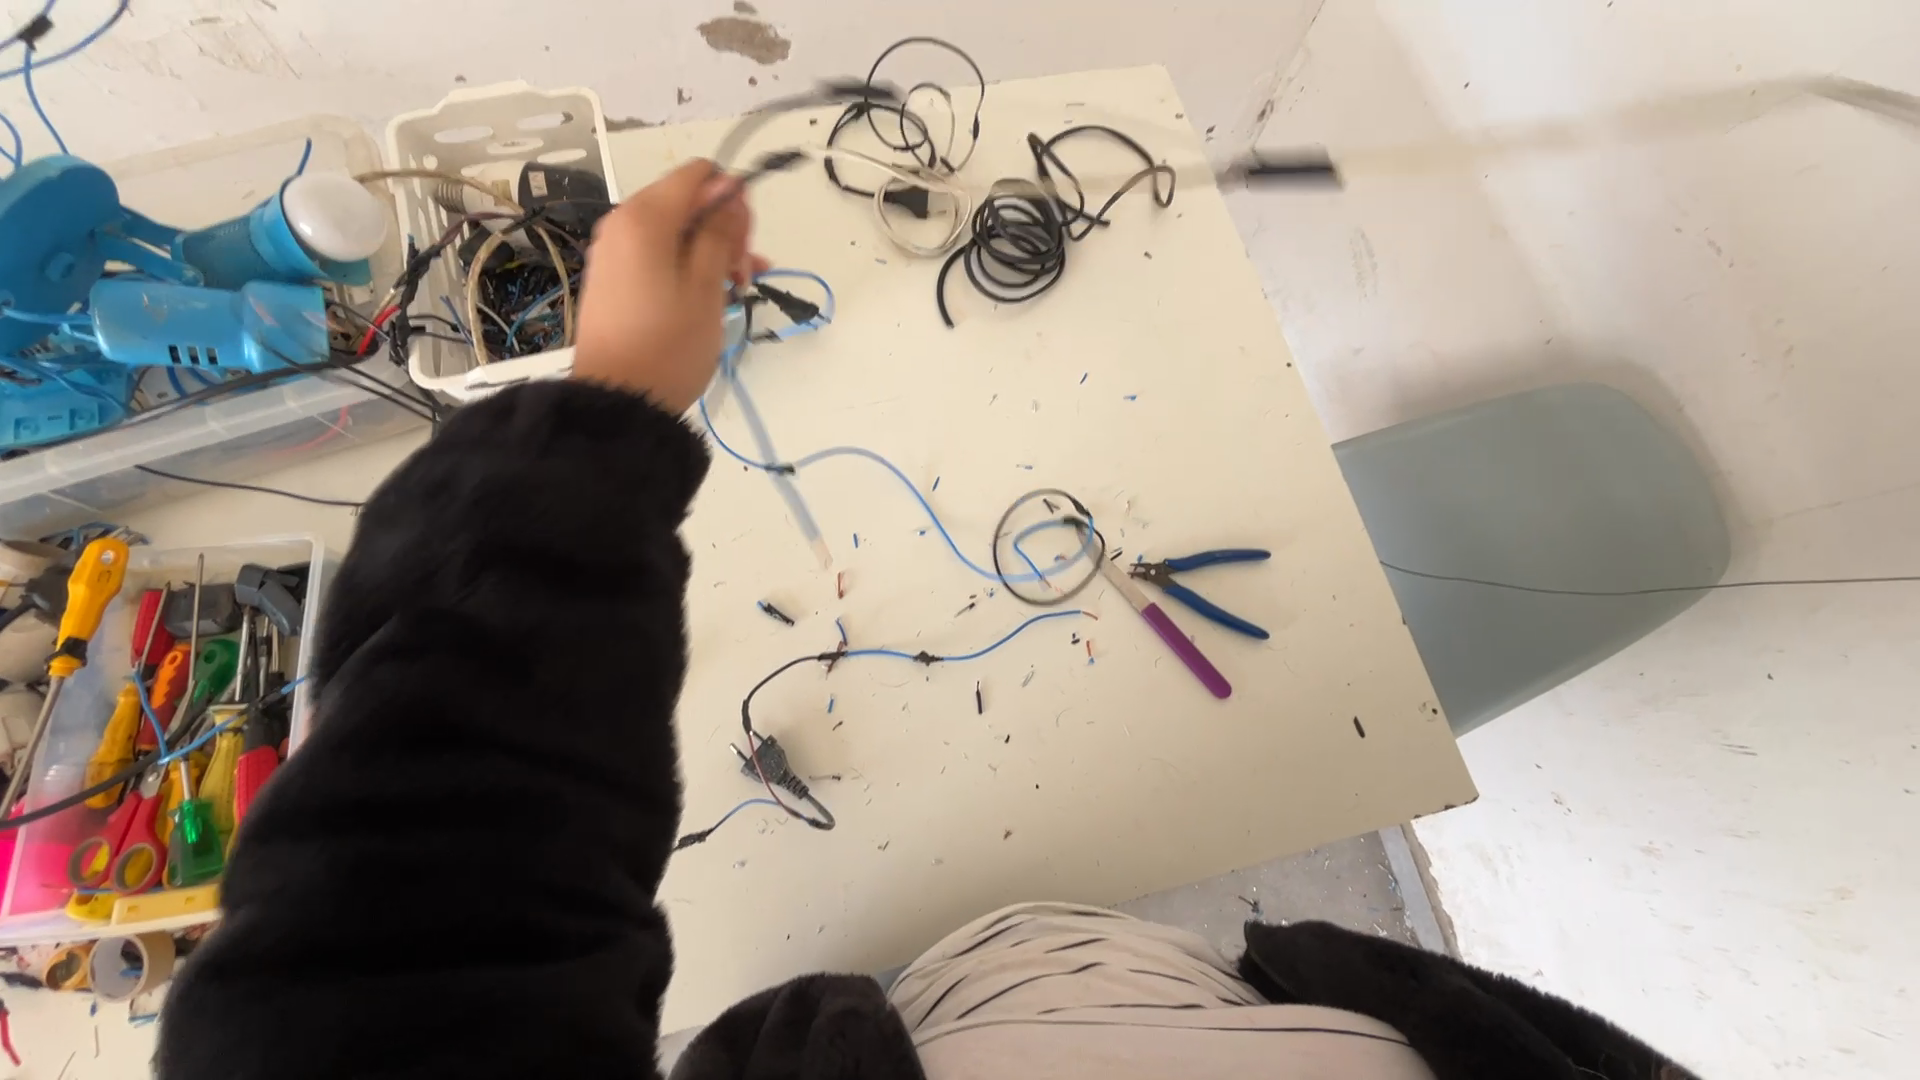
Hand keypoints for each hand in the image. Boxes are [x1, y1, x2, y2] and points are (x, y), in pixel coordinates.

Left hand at [571, 160, 769, 411]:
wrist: (620, 399)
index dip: (731, 199)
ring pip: (675, 232)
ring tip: (737, 289)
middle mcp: (623, 223)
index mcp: (645, 218)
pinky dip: (688, 267)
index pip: (698, 175)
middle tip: (742, 275)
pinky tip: (712, 294)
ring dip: (711, 252)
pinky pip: (659, 256)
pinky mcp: (615, 280)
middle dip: (723, 229)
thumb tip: (730, 190)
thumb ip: (720, 232)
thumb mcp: (706, 287)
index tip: (746, 242)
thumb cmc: (670, 345)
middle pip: (686, 202)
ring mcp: (615, 253)